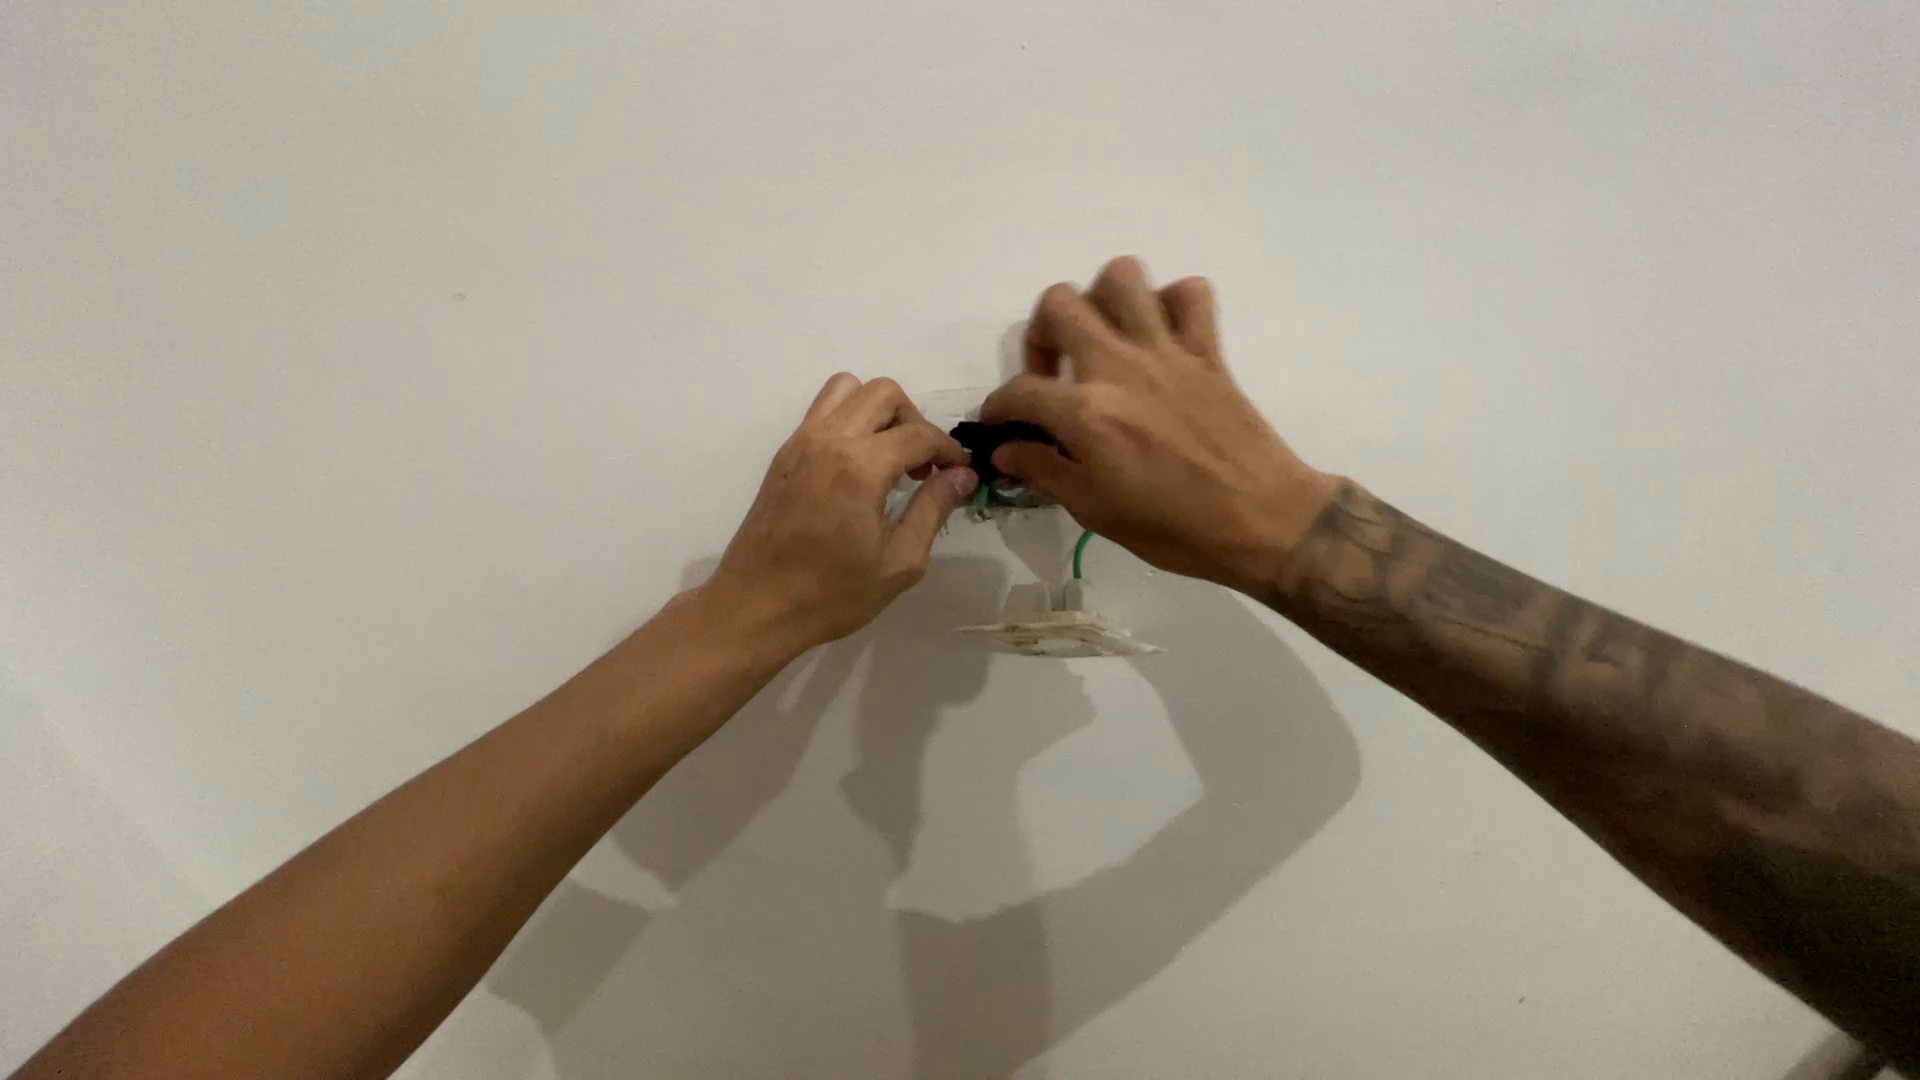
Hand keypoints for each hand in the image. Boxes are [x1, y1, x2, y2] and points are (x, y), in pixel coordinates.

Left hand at [706, 374, 977, 649]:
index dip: (949, 451)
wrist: (757, 605)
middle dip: (915, 422)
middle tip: (922, 466)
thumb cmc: (832, 594)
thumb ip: (934, 509)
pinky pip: (824, 411)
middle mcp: (829, 439)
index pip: (919, 434)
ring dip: (879, 412)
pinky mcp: (785, 453)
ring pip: (849, 389)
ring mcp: (801, 441)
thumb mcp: (900, 561)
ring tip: (889, 457)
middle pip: (884, 393)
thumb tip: (963, 475)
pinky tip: (859, 467)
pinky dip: (850, 421)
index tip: (959, 474)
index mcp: (861, 467)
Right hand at [981, 257, 1338, 593]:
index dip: (997, 408)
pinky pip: (1190, 293)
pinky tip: (1159, 339)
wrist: (1261, 521)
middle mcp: (1119, 366)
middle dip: (1041, 334)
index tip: (998, 425)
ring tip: (1102, 342)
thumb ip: (1043, 470)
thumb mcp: (1093, 509)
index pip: (1019, 391)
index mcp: (1086, 412)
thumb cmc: (1172, 527)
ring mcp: (1167, 351)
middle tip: (1052, 374)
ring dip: (1102, 302)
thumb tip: (1005, 450)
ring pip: (1122, 276)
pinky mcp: (1207, 350)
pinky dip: (1170, 303)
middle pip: (1059, 304)